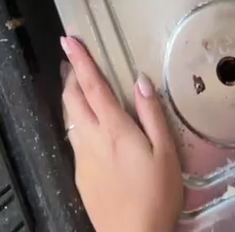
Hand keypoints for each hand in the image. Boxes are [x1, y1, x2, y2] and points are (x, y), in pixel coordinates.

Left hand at [60, 35, 183, 231]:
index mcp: (114, 128)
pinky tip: (89, 125)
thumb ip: (152, 113)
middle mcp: (92, 139)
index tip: (68, 39)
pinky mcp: (80, 176)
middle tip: (73, 57)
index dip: (80, 60)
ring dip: (71, 96)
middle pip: (73, 98)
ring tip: (77, 84)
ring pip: (70, 118)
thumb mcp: (165, 152)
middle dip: (71, 74)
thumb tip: (141, 79)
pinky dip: (77, 120)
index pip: (92, 85)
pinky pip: (75, 138)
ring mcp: (82, 159)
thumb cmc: (156, 194)